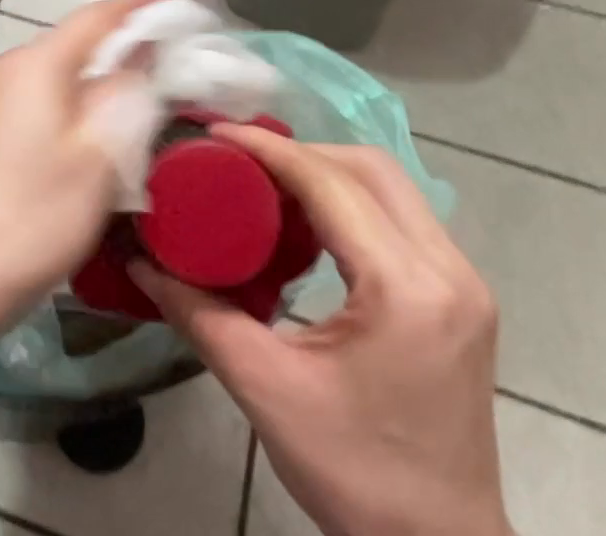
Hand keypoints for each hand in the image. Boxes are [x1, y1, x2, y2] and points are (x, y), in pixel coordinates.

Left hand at [0, 0, 167, 343]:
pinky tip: (86, 136)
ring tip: (137, 101)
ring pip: (49, 78)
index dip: (140, 8)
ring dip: (93, 84)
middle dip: (120, 51)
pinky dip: (64, 108)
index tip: (177, 3)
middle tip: (168, 66)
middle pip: (70, 47)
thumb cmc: (31, 222)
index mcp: (31, 66)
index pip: (96, 18)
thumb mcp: (98, 160)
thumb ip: (125, 96)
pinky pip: (29, 104)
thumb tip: (138, 56)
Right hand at [132, 126, 509, 535]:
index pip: (333, 185)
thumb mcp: (263, 387)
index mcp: (406, 288)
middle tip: (236, 160)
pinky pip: (403, 221)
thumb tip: (141, 261)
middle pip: (373, 169)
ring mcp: (464, 284)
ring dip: (328, 173)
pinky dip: (352, 203)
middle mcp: (449, 270)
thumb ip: (197, 313)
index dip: (268, 151)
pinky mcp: (461, 299)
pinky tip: (307, 224)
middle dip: (301, 151)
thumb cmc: (351, 469)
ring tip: (262, 183)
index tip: (213, 134)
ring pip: (394, 190)